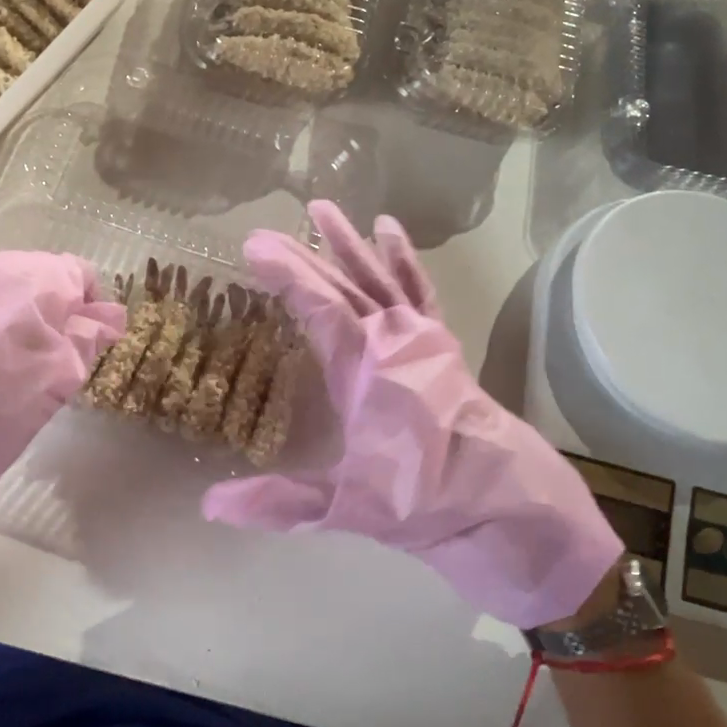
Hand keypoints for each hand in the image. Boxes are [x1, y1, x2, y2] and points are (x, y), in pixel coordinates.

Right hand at [201, 202, 622, 627]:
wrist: (517, 516)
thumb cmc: (432, 505)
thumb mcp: (351, 508)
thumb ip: (281, 502)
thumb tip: (210, 505)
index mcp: (370, 373)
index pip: (323, 310)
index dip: (288, 277)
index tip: (252, 246)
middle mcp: (398, 347)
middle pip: (347, 289)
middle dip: (305, 259)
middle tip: (264, 233)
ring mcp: (425, 346)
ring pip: (382, 283)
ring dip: (351, 249)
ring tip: (322, 209)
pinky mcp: (444, 354)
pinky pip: (420, 295)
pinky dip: (404, 263)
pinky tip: (389, 233)